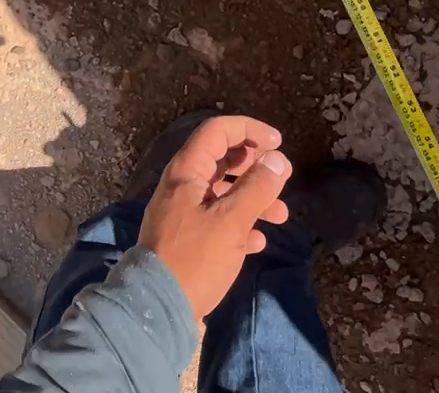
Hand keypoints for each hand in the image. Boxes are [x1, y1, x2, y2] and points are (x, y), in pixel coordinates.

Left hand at [139, 115, 292, 318]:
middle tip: (280, 176)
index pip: (218, 130)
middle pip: (221, 159)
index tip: (278, 143)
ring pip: (222, 191)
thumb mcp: (230, 221)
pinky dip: (239, 223)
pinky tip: (257, 241)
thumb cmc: (195, 258)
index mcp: (187, 170)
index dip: (249, 129)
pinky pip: (216, 219)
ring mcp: (182, 211)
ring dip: (252, 198)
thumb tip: (276, 159)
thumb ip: (255, 188)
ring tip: (280, 215)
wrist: (158, 309)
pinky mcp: (186, 238)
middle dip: (254, 165)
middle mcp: (182, 184)